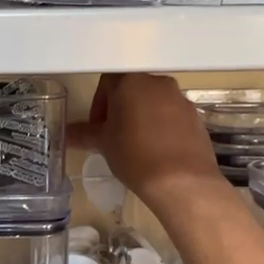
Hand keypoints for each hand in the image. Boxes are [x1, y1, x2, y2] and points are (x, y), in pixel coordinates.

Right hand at [68, 73, 222, 203]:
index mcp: (130, 82)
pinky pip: (173, 116)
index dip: (99, 104)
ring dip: (143, 116)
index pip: (107, 82)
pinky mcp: (197, 117)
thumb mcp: (103, 144)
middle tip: (114, 134)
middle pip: (133, 89)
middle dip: (121, 108)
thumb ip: (83, 134)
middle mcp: (157, 83)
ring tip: (137, 144)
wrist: (182, 181)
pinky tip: (158, 150)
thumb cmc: (135, 155)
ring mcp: (180, 99)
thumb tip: (67, 133)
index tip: (98, 126)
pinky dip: (163, 126)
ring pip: (154, 101)